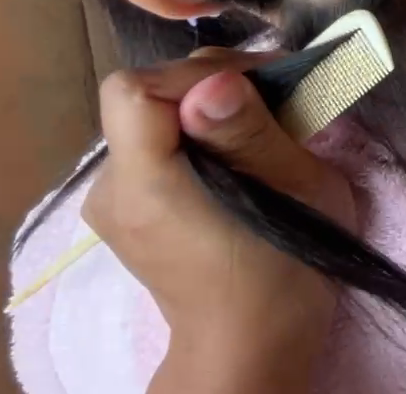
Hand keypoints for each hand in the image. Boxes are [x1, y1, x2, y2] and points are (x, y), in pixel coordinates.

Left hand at [83, 50, 355, 393]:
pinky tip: (248, 146)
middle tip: (285, 91)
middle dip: (217, 82)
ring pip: (157, 116)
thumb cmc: (290, 257)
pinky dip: (207, 128)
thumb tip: (214, 81)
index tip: (267, 80)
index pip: (137, 91)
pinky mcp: (135, 205)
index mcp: (145, 185)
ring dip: (217, 103)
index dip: (201, 72)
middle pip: (147, 99)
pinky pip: (161, 142)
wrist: (257, 333)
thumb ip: (247, 131)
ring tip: (274, 118)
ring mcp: (117, 199)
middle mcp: (112, 188)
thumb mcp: (292, 186)